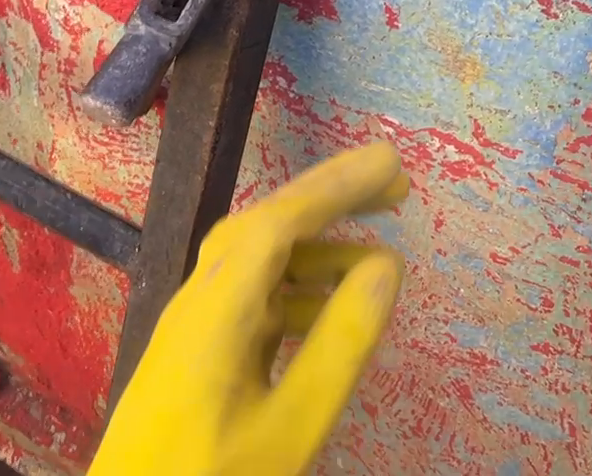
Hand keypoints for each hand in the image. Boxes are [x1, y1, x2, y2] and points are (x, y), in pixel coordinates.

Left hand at [88, 142, 408, 475]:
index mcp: (216, 308)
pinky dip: (301, 286)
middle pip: (270, 223)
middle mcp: (201, 298)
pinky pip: (257, 294)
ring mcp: (196, 322)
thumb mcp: (289, 429)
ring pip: (263, 258)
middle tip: (395, 185)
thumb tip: (387, 265)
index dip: (338, 183)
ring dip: (320, 244)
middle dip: (333, 197)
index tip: (392, 162)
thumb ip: (339, 346)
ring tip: (379, 257)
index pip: (280, 220)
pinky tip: (332, 310)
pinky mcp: (198, 348)